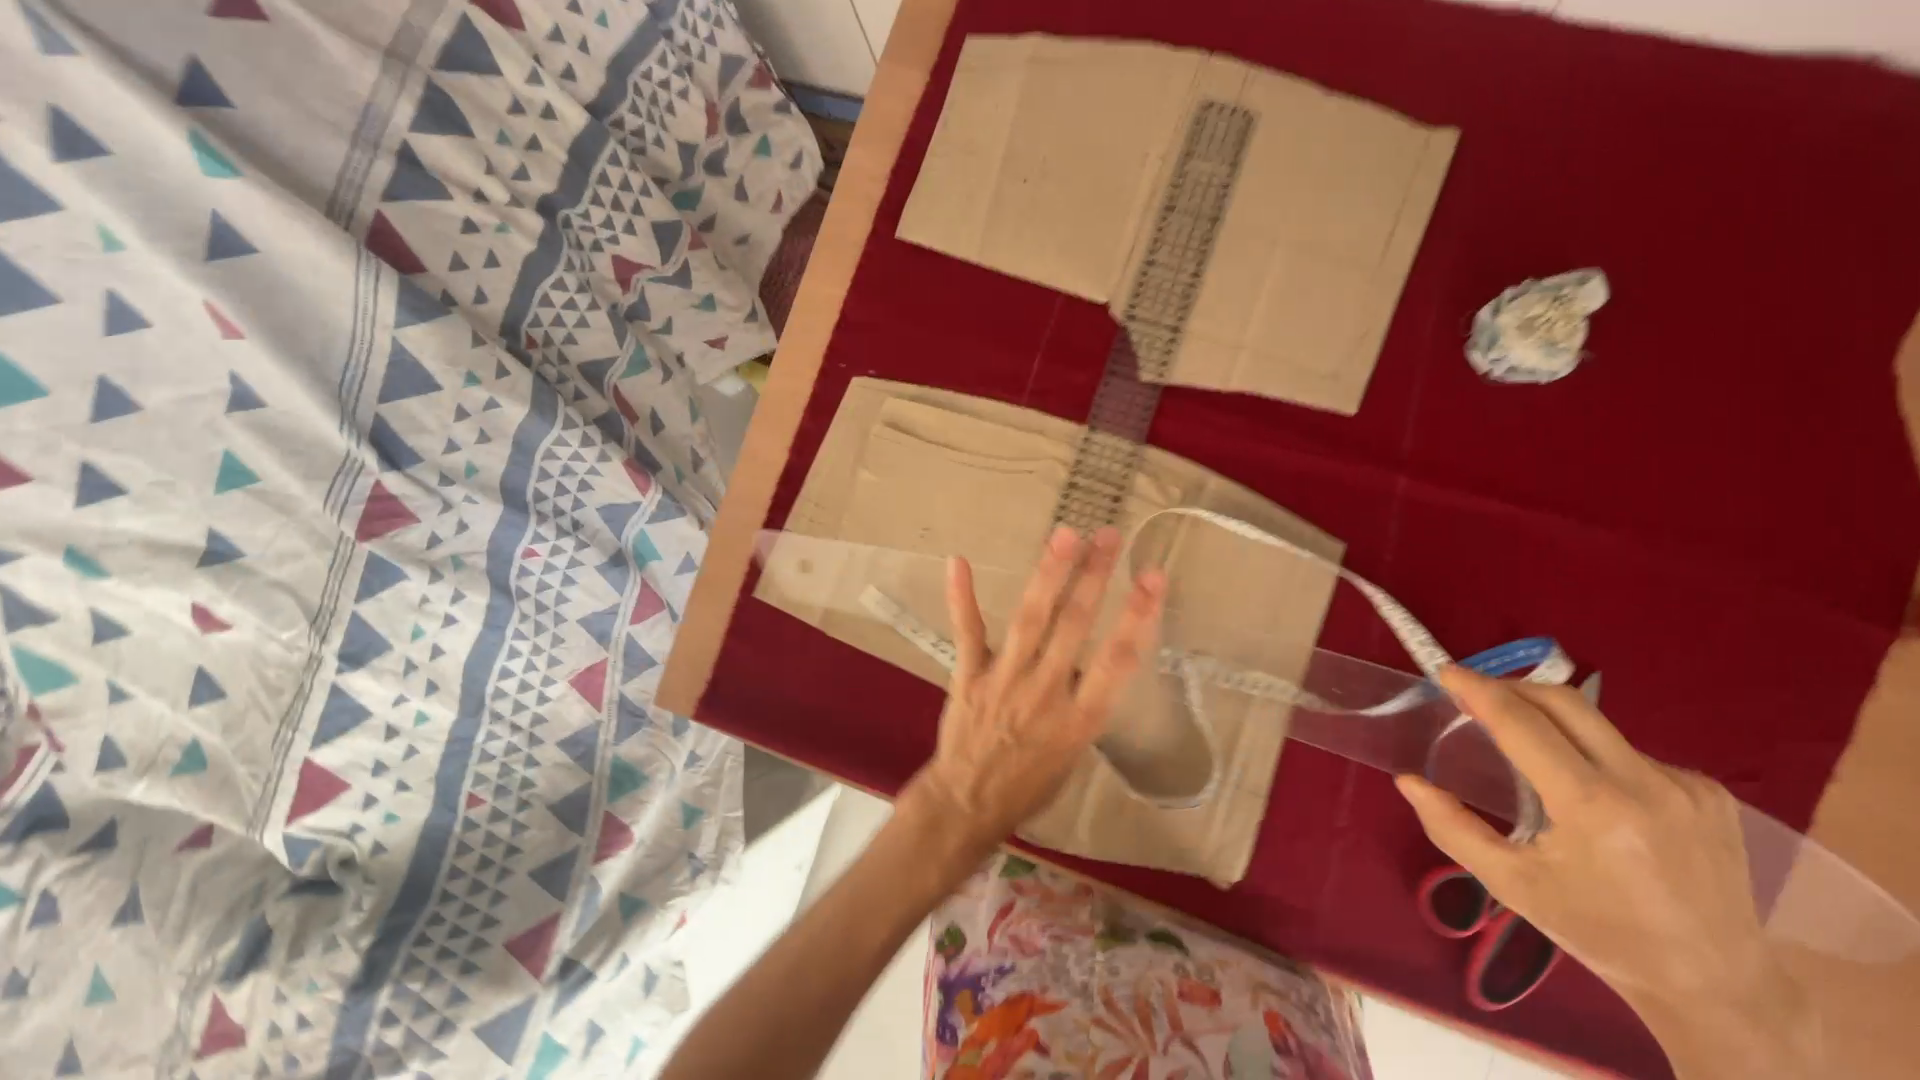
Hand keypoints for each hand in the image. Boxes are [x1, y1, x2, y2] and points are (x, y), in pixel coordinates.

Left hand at [903, 525, 1165, 857]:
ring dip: (1049, 575)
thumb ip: (1082, 704)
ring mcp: (1004, 681)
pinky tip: (958, 561)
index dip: (1138, 615)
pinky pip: (967, 632)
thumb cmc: (1029, 785)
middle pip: (1074, 626)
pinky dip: (961, 597)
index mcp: (1080, 718)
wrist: (969, 804)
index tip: (1154, 576)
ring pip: (1030, 620)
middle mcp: (1046, 693)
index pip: (1118, 659)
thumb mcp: (1073, 754)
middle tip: (1110, 535)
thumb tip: (1086, 662)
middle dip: (1095, 577)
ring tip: (1066, 536)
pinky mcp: (969, 677)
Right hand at [1398, 668, 1818, 1075]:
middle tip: (1477, 694)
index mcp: (1592, 807)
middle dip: (1514, 688)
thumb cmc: (1598, 931)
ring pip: (1601, 730)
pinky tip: (1597, 800)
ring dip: (1556, 729)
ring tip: (1534, 759)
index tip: (1447, 672)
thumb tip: (1409, 781)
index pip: (1523, 724)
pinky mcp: (1712, 791)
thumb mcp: (1512, 885)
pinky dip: (1599, 760)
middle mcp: (1645, 782)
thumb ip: (1452, 827)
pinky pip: (1635, 756)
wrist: (1711, 978)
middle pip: (1566, 703)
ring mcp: (1687, 783)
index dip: (1480, 691)